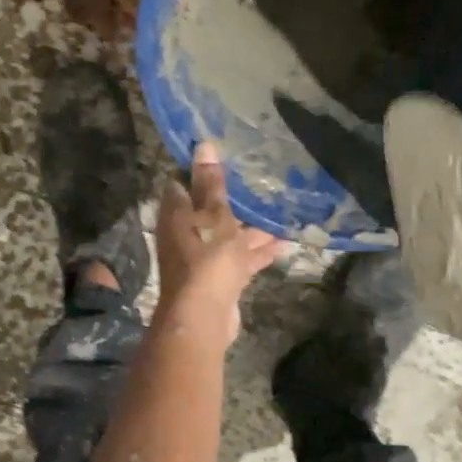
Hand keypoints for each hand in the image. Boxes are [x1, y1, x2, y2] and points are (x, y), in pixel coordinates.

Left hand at [152, 143, 286, 345]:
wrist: (204, 317)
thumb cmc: (206, 258)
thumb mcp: (215, 215)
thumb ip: (212, 183)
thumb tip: (203, 145)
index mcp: (176, 214)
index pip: (184, 183)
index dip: (201, 170)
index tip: (224, 156)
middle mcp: (185, 233)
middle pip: (209, 209)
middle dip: (232, 198)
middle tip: (258, 180)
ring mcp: (202, 257)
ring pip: (227, 234)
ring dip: (250, 225)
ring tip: (279, 209)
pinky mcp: (219, 278)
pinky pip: (240, 257)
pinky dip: (258, 250)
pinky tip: (285, 242)